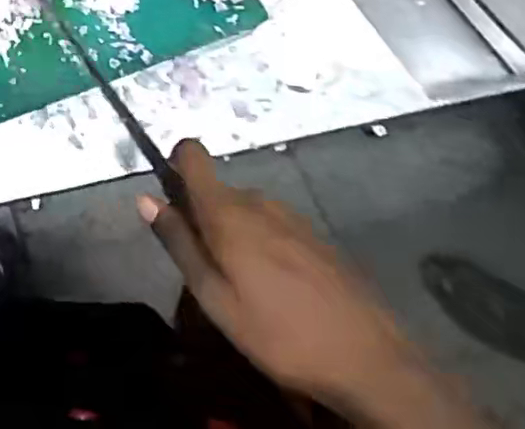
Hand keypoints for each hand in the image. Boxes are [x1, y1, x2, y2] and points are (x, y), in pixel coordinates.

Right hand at [138, 140, 477, 424]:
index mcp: (226, 212)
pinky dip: (267, 245)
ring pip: (248, 210)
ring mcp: (295, 220)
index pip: (193, 156)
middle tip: (208, 263)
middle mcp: (259, 203)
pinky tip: (281, 289)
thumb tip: (145, 198)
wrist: (379, 369)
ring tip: (246, 282)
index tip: (170, 190)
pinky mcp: (321, 242)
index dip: (176, 160)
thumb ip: (179, 243)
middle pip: (218, 190)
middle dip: (205, 215)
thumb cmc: (281, 334)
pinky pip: (277, 228)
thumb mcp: (214, 297)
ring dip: (237, 232)